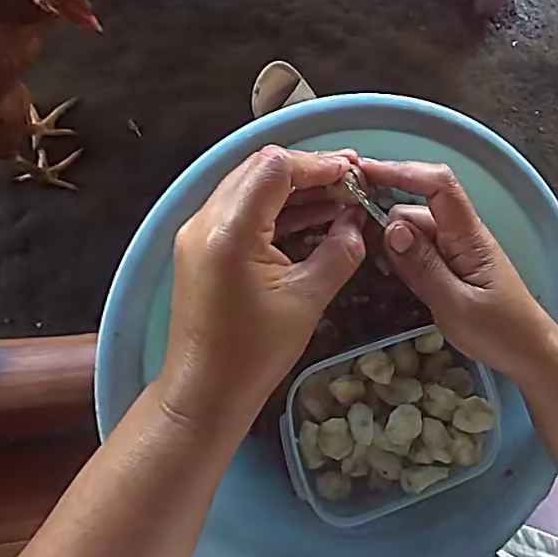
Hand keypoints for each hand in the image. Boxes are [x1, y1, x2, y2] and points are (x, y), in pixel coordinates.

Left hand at [163, 146, 365, 426]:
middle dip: (308, 169)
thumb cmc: (254, 353)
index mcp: (231, 230)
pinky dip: (277, 207)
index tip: (352, 172)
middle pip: (260, 168)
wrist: (203, 392)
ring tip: (339, 196)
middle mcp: (207, 220)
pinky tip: (314, 215)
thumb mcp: (309, 298)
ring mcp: (199, 231)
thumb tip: (358, 220)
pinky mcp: (202, 245)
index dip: (318, 164)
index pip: (274, 168)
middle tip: (349, 179)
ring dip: (294, 187)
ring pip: (251, 185)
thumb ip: (340, 250)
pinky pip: (243, 209)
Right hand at [358, 158, 557, 376]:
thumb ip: (422, 267)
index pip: (438, 185)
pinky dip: (404, 257)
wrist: (530, 353)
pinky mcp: (451, 263)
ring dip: (394, 244)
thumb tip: (391, 229)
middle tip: (359, 247)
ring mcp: (455, 248)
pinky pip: (418, 249)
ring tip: (386, 274)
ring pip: (412, 230)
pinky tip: (399, 279)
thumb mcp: (456, 306)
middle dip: (386, 221)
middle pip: (414, 208)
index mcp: (468, 235)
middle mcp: (460, 233)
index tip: (365, 172)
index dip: (402, 171)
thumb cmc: (501, 331)